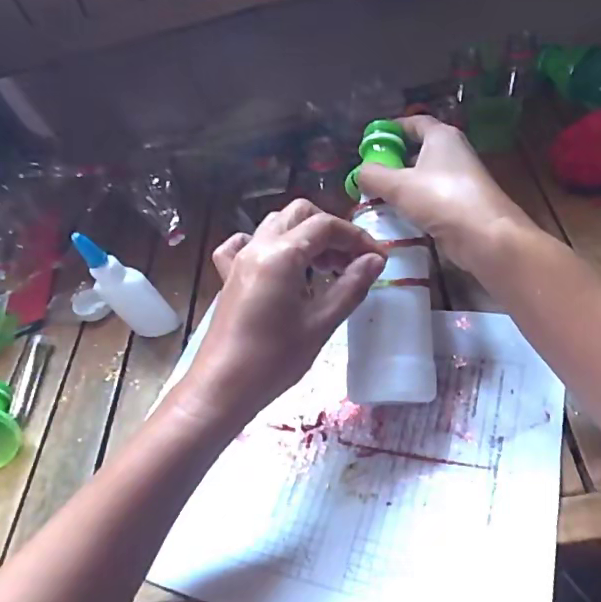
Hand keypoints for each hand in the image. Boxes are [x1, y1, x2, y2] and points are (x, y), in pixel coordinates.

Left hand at [168, 200, 384, 428]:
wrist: (223, 386)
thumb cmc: (274, 359)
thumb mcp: (320, 323)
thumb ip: (351, 286)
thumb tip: (375, 260)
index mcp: (280, 254)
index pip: (325, 226)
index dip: (356, 237)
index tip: (377, 258)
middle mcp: (256, 247)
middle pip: (298, 215)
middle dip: (330, 230)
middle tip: (351, 260)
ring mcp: (239, 260)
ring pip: (275, 226)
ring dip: (304, 237)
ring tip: (325, 268)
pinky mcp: (228, 277)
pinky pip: (247, 245)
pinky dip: (270, 247)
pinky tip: (281, 267)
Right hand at [354, 115, 533, 271]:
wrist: (484, 236)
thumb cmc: (441, 199)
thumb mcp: (397, 185)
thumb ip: (372, 175)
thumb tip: (360, 172)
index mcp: (441, 137)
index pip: (414, 122)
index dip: (391, 128)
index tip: (371, 141)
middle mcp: (453, 153)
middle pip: (417, 151)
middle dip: (392, 161)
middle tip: (368, 175)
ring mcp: (459, 180)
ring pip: (422, 178)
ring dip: (401, 187)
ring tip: (376, 199)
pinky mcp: (461, 205)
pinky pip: (430, 199)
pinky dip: (413, 205)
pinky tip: (396, 218)